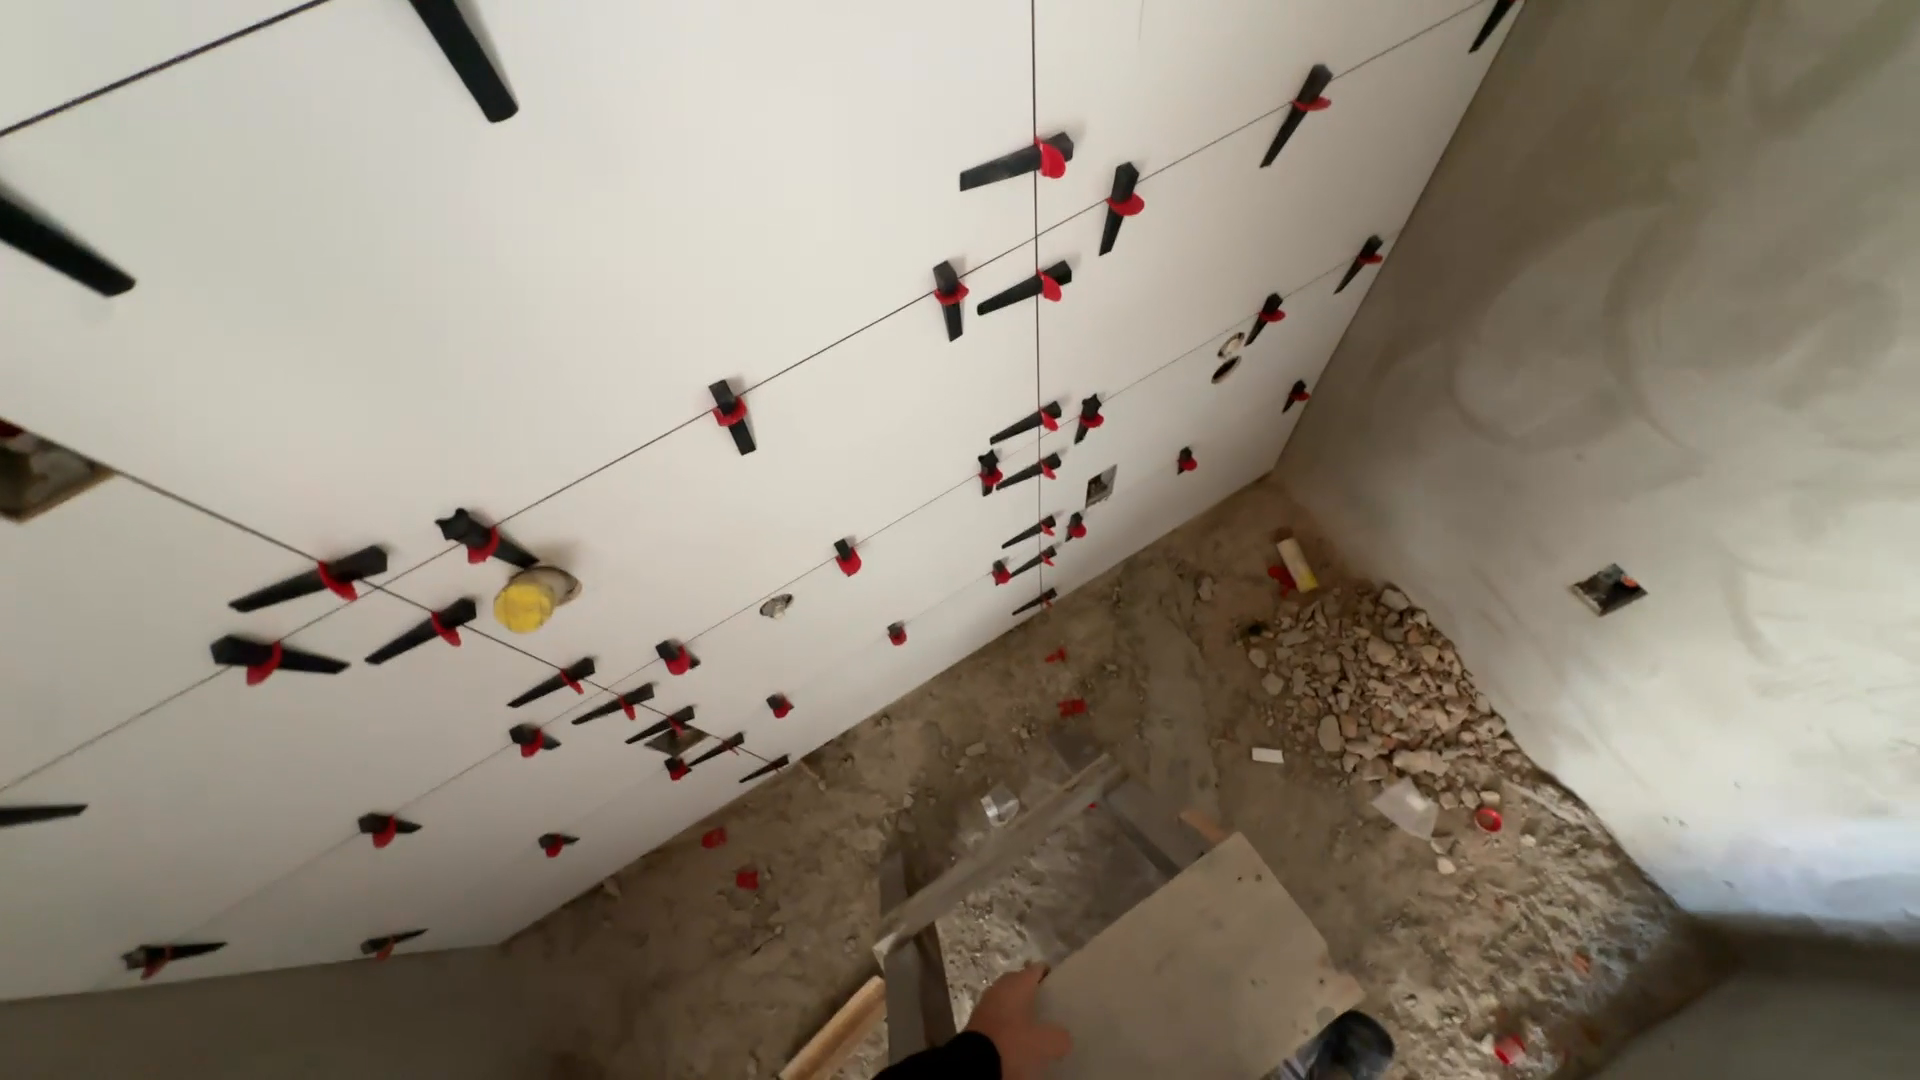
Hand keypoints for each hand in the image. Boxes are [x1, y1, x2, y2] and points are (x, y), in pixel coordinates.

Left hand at [965, 963, 1071, 1078]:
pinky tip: (1016, 1037)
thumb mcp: (1044, 1043)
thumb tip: (1063, 1037)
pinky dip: (1008, 1023)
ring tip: (1035, 1025)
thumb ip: (1059, 1037)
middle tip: (1050, 1008)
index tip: (1061, 987)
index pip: (1037, 969)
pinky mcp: (977, 1021)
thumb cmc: (1012, 1042)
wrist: (975, 1063)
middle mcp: (1001, 986)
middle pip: (1020, 983)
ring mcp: (986, 1002)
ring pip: (1008, 999)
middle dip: (1033, 993)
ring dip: (1019, 1009)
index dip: (1049, 975)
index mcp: (1017, 982)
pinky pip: (998, 1016)